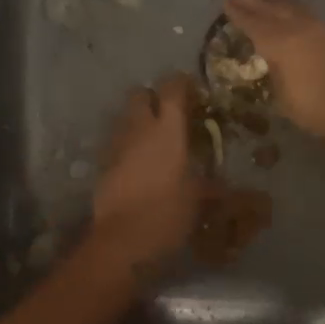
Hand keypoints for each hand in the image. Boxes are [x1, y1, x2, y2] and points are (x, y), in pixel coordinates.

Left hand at [91, 73, 205, 268]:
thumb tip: (222, 187)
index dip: (182, 83)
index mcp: (167, 130)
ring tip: (155, 141)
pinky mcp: (103, 163)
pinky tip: (139, 164)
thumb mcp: (197, 199)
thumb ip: (209, 186)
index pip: (172, 87)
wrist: (122, 240)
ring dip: (139, 121)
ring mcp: (117, 144)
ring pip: (125, 117)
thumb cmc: (168, 214)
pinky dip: (128, 145)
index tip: (192, 90)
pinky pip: (117, 142)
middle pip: (139, 94)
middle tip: (169, 114)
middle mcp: (139, 129)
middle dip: (153, 97)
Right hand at [224, 0, 324, 149]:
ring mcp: (321, 28)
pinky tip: (288, 3)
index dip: (238, 12)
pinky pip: (306, 10)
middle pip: (271, 6)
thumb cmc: (323, 113)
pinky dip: (291, 3)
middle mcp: (300, 28)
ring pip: (291, 4)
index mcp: (283, 43)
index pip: (254, 23)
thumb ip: (275, 71)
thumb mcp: (286, 100)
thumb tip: (270, 57)